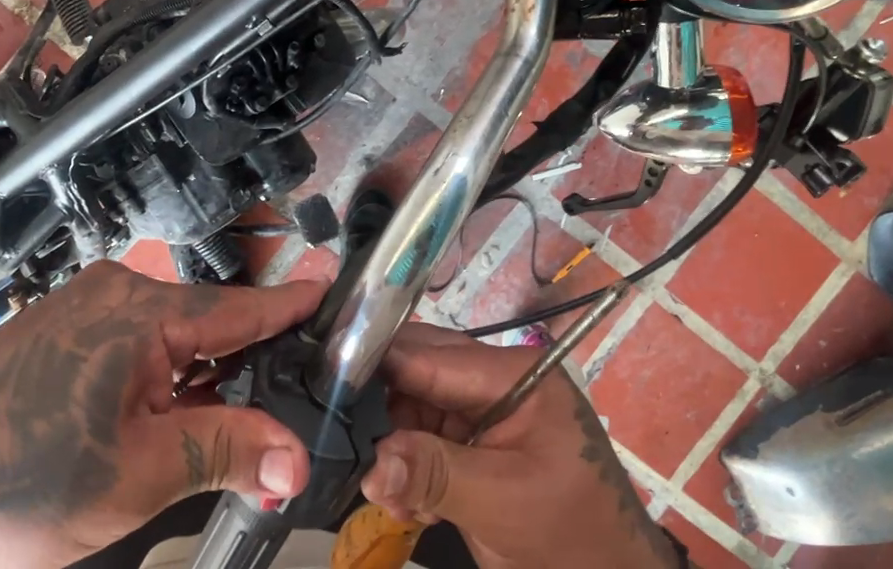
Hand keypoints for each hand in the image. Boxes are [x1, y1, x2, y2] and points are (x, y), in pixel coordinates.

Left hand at [0, 261, 325, 568]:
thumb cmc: (7, 489)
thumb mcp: (133, 477)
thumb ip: (223, 453)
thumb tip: (297, 461)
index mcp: (138, 311)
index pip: (240, 306)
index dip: (292, 305)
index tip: (336, 291)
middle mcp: (112, 296)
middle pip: (207, 323)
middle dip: (250, 366)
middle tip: (295, 404)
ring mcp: (78, 315)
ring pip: (169, 343)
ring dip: (203, 386)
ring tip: (236, 433)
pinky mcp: (55, 341)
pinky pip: (131, 352)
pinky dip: (162, 387)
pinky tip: (169, 430)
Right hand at [360, 325, 681, 568]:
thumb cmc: (571, 536)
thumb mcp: (504, 501)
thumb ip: (436, 473)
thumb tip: (372, 465)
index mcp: (514, 373)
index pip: (431, 356)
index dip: (377, 364)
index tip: (321, 378)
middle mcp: (493, 381)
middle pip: (417, 372)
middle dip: (380, 407)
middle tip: (338, 435)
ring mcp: (482, 412)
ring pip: (412, 405)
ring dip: (391, 443)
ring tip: (378, 483)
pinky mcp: (472, 443)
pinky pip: (422, 437)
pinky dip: (405, 465)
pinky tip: (402, 500)